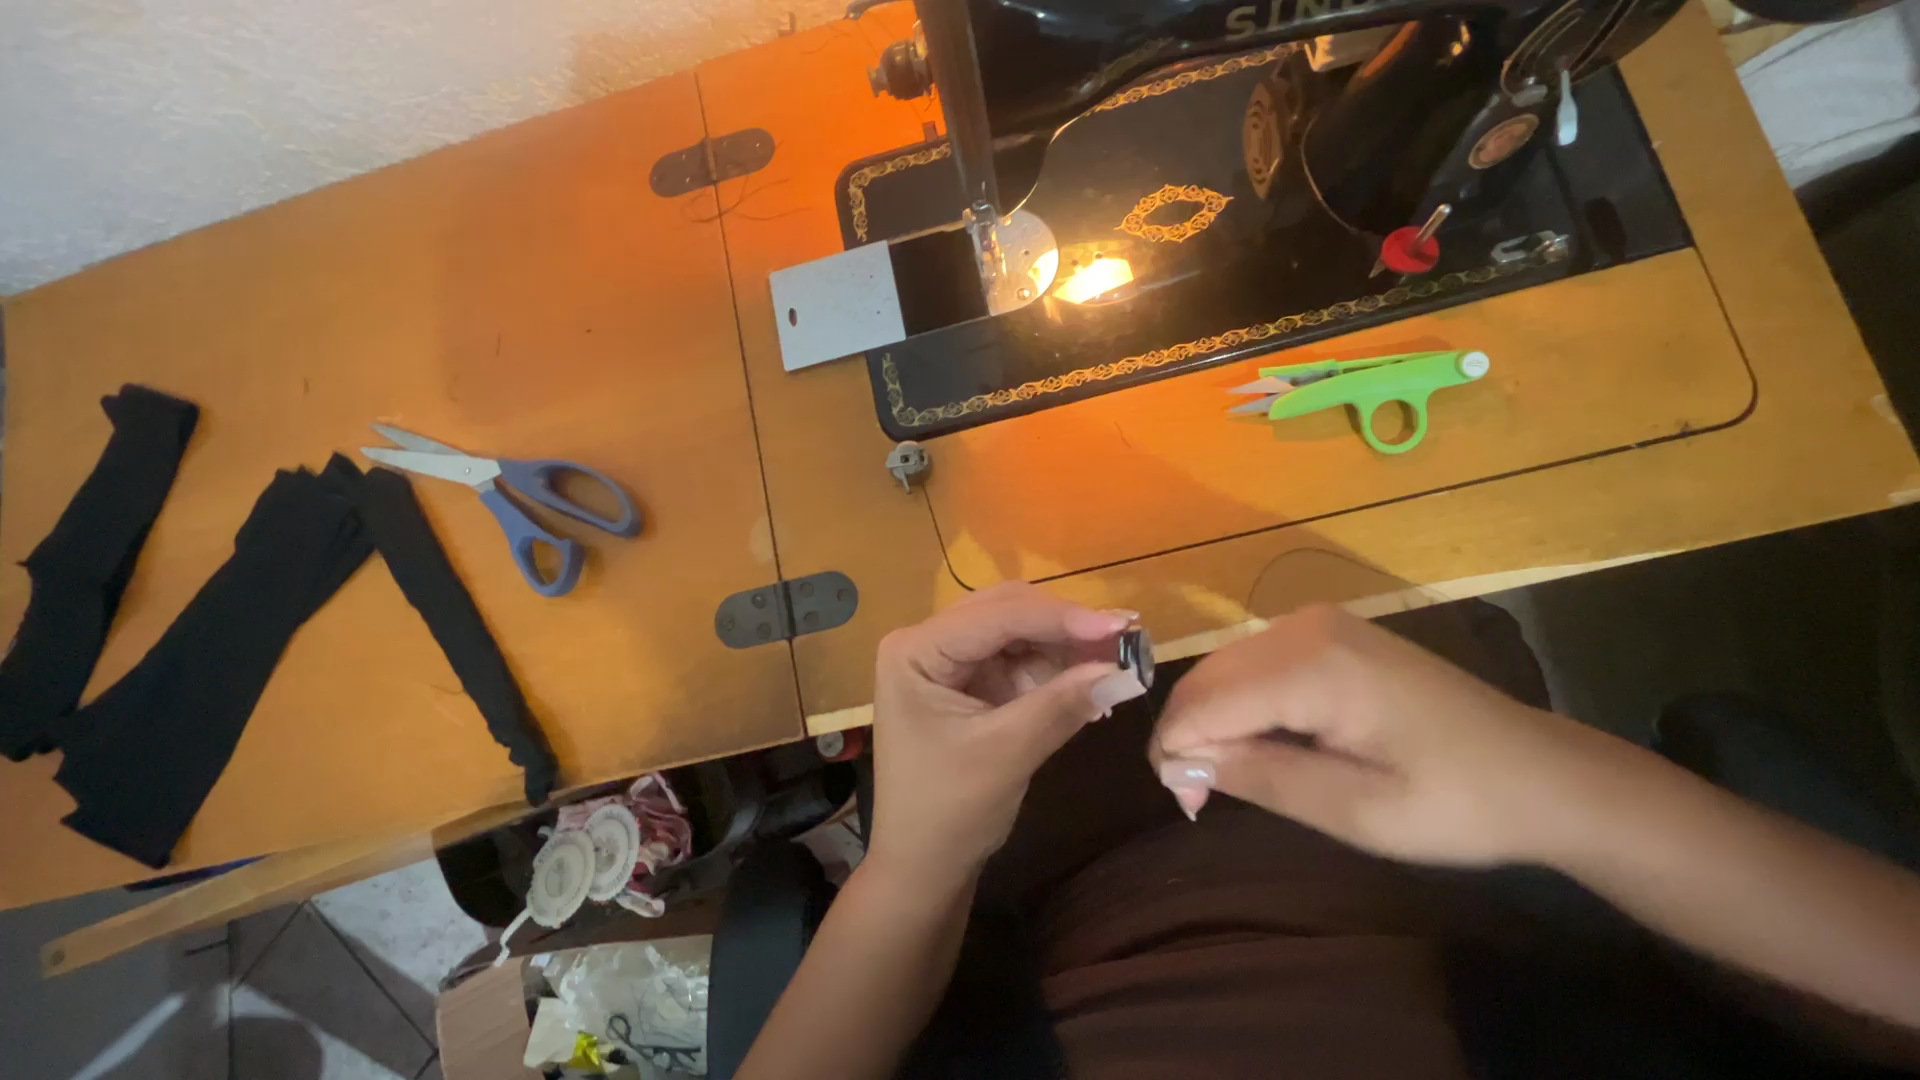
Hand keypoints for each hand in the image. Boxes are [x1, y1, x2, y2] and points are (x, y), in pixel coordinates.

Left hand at [869, 583, 1149, 883]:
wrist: (923, 864)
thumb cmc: (949, 810)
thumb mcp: (1006, 753)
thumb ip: (1062, 705)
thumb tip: (1126, 671)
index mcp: (916, 650)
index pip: (996, 616)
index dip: (1061, 617)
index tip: (1121, 626)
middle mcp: (928, 642)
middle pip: (1007, 612)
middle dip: (1066, 627)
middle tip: (1126, 640)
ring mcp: (950, 660)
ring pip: (1019, 632)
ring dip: (1066, 647)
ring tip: (1118, 665)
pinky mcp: (971, 682)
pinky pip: (1021, 660)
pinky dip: (1056, 669)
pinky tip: (1092, 686)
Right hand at [1151, 604, 1618, 866]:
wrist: (1543, 772)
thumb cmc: (1458, 803)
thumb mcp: (1356, 810)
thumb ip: (1261, 777)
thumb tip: (1177, 763)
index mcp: (1315, 667)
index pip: (1205, 702)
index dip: (1177, 751)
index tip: (1185, 804)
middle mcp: (1303, 627)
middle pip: (1206, 678)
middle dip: (1187, 734)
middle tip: (1197, 798)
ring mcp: (1316, 622)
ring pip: (1223, 668)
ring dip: (1209, 719)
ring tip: (1225, 775)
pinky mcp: (1326, 631)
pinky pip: (1253, 663)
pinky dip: (1238, 702)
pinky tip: (1257, 740)